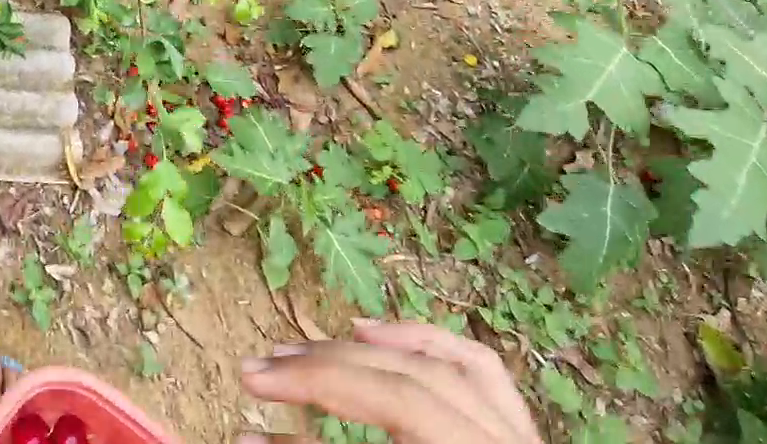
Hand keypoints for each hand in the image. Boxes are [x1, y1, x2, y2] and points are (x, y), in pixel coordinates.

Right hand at [236, 318, 541, 443]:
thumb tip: (245, 440)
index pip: (395, 401)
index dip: (315, 383)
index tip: (249, 380)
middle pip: (407, 380)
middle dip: (324, 366)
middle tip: (260, 366)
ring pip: (442, 366)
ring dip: (363, 351)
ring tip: (303, 350)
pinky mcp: (522, 441)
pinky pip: (481, 373)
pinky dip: (423, 342)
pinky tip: (371, 333)